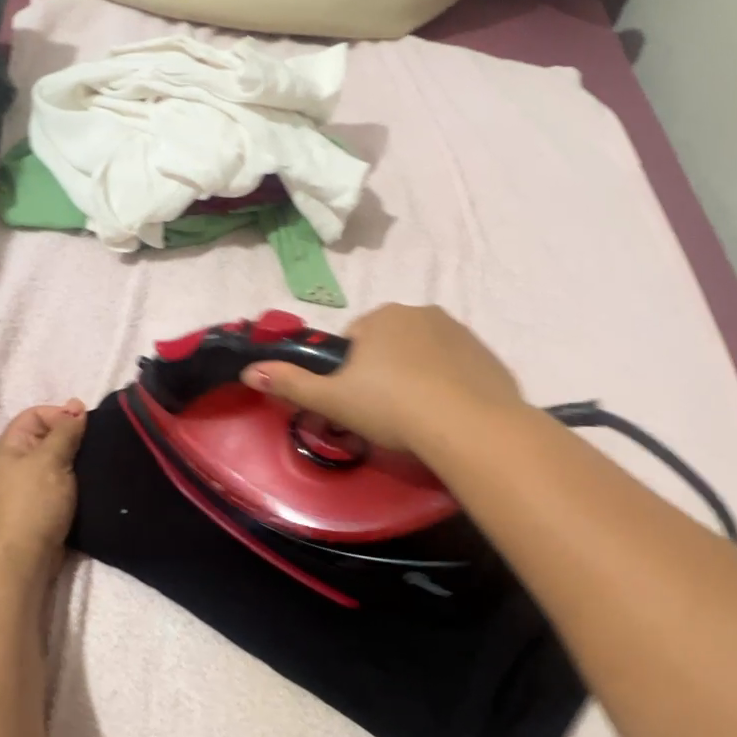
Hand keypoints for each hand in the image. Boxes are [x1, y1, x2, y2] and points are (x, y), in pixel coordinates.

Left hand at [0, 400, 86, 566]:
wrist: (27, 555)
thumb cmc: (35, 503)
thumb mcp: (51, 460)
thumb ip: (65, 431)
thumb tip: (76, 406)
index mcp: (11, 445)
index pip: (36, 414)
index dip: (61, 414)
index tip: (88, 427)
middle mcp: (17, 462)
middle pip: (48, 437)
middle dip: (73, 437)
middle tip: (98, 445)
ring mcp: (29, 485)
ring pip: (58, 461)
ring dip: (78, 460)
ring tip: (100, 462)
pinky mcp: (43, 504)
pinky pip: (62, 482)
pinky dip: (77, 480)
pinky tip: (94, 482)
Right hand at [240, 304, 524, 455]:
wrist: (467, 424)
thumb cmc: (391, 408)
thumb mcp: (333, 400)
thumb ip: (292, 384)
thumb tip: (250, 371)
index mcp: (380, 317)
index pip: (354, 340)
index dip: (349, 373)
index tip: (356, 403)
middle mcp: (420, 312)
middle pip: (390, 344)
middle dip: (384, 372)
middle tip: (384, 415)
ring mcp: (458, 331)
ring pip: (424, 354)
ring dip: (416, 377)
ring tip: (416, 419)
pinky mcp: (485, 354)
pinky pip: (455, 367)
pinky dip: (447, 385)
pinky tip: (445, 415)